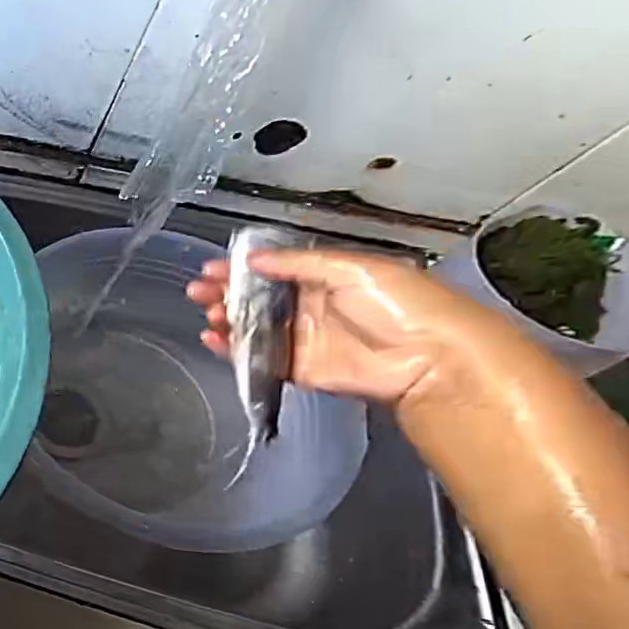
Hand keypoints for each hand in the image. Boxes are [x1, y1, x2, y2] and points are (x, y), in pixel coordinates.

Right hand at [185, 246, 515, 410]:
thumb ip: (298, 264)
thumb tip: (253, 259)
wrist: (429, 359)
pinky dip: (231, 350)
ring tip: (210, 315)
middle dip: (224, 294)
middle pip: (254, 299)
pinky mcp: (296, 368)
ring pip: (250, 328)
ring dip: (225, 320)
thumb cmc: (401, 306)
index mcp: (323, 278)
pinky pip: (256, 358)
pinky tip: (213, 341)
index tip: (211, 269)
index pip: (270, 271)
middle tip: (198, 292)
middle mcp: (308, 306)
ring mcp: (300, 338)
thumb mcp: (353, 269)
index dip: (239, 269)